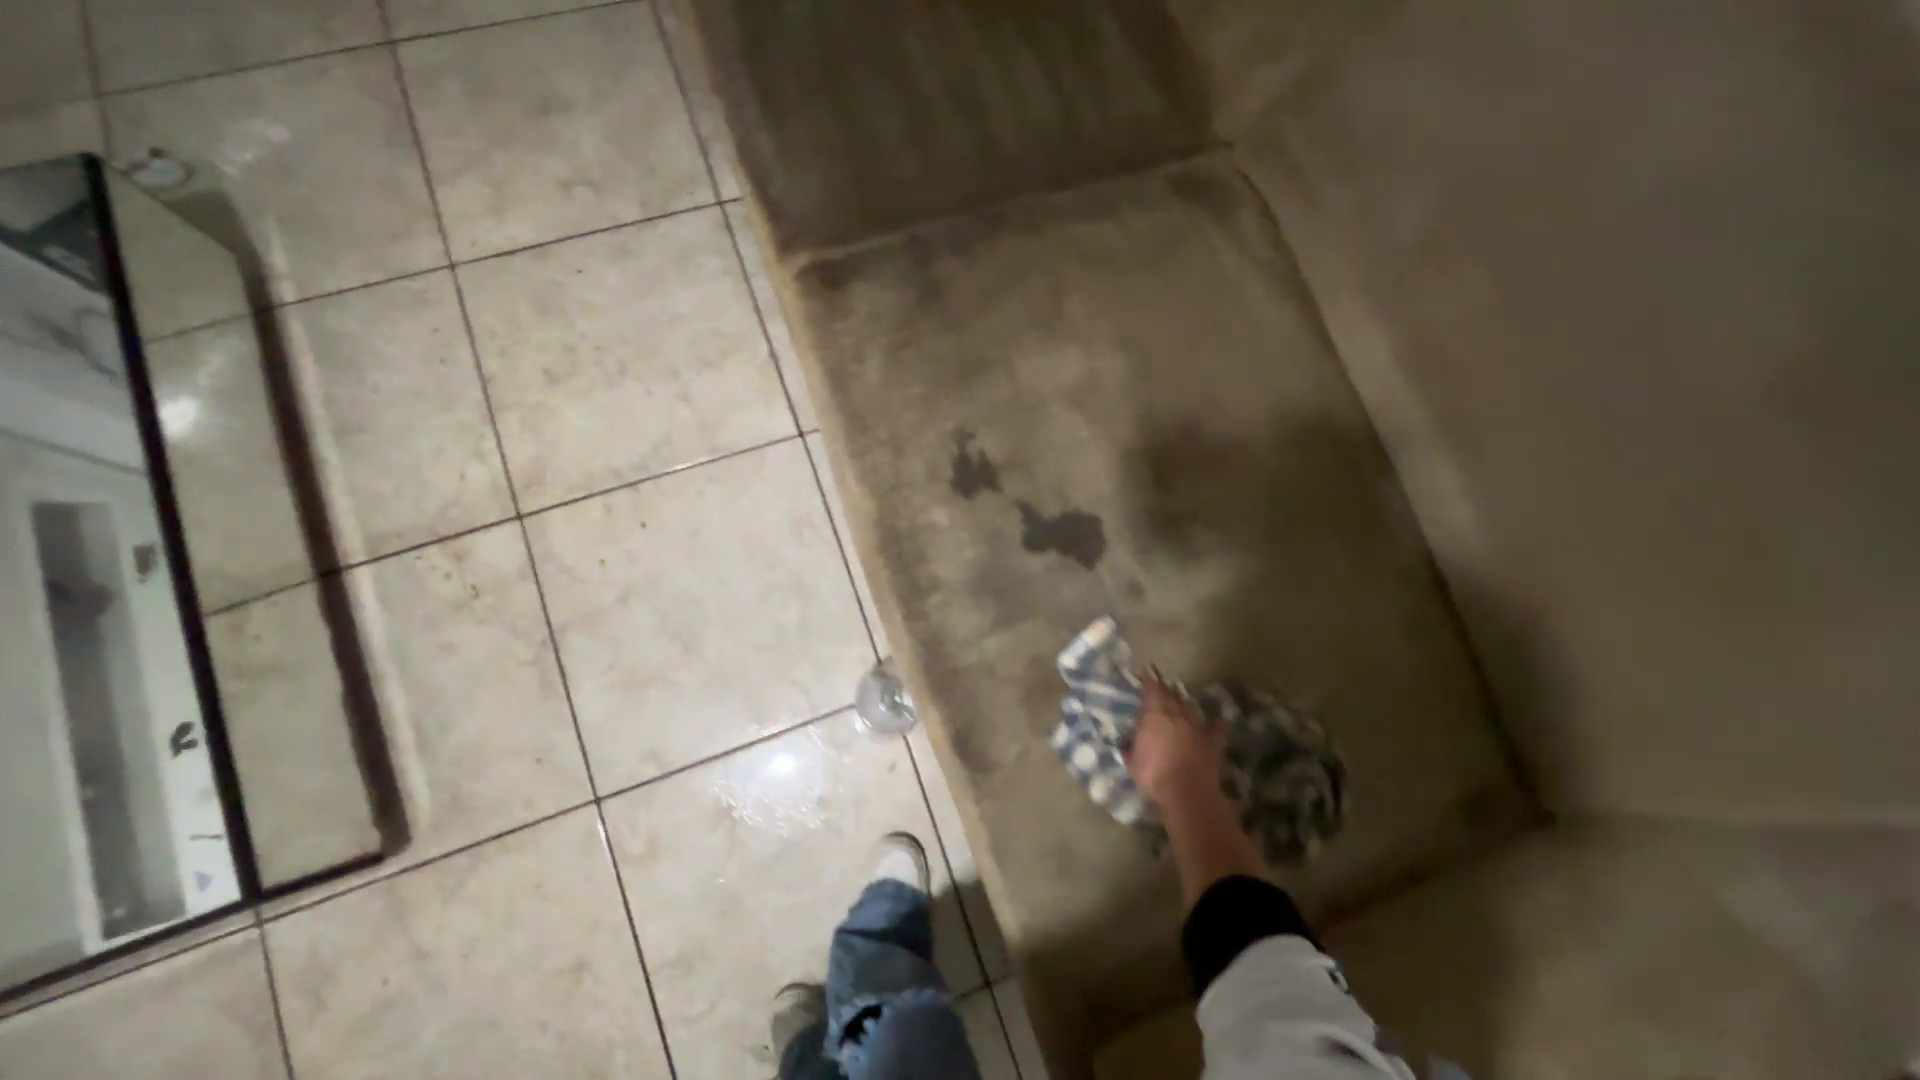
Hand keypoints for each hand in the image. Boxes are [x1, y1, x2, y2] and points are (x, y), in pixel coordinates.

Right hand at [1125, 676, 1225, 804]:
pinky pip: (1217, 727)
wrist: (1187, 792)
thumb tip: (1127, 739)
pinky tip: (1219, 722)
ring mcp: (1198, 726)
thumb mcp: (1131, 762)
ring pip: (1191, 707)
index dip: (1148, 680)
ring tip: (1181, 704)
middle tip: (1161, 687)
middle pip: (1172, 694)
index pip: (1152, 689)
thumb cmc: (1154, 775)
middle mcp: (1177, 714)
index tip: (1145, 673)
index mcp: (1155, 715)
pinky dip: (1216, 724)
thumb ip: (1129, 746)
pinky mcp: (1213, 740)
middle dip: (1166, 689)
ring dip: (1185, 704)